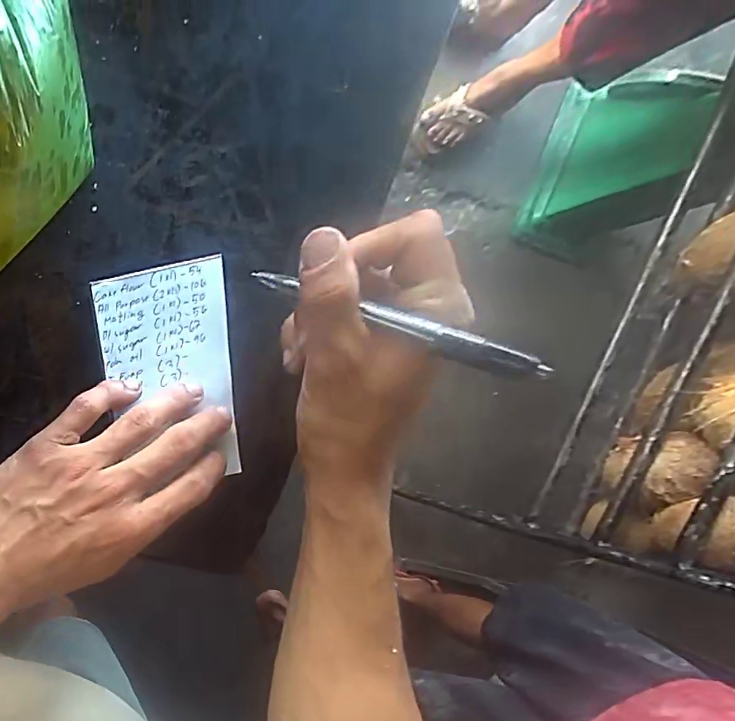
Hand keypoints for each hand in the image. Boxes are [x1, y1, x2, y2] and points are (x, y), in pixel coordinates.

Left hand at [0, 380, 231, 614]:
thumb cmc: (47, 573)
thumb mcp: (102, 567)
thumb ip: (133, 534)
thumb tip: (157, 505)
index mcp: (132, 528)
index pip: (186, 491)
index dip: (209, 469)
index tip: (219, 455)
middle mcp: (114, 491)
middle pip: (170, 450)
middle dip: (202, 428)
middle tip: (220, 412)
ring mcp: (80, 464)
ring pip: (135, 423)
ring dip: (168, 403)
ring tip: (189, 389)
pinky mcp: (48, 446)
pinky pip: (83, 410)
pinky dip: (108, 393)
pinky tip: (127, 386)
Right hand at [280, 210, 472, 492]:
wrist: (342, 469)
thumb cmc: (346, 420)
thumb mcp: (334, 354)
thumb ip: (330, 294)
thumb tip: (319, 237)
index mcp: (436, 306)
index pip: (411, 235)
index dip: (362, 250)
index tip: (322, 286)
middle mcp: (424, 307)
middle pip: (374, 260)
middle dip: (328, 292)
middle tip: (303, 332)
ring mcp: (398, 324)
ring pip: (349, 287)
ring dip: (312, 316)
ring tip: (298, 355)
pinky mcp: (374, 340)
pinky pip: (341, 312)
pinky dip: (314, 330)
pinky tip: (300, 360)